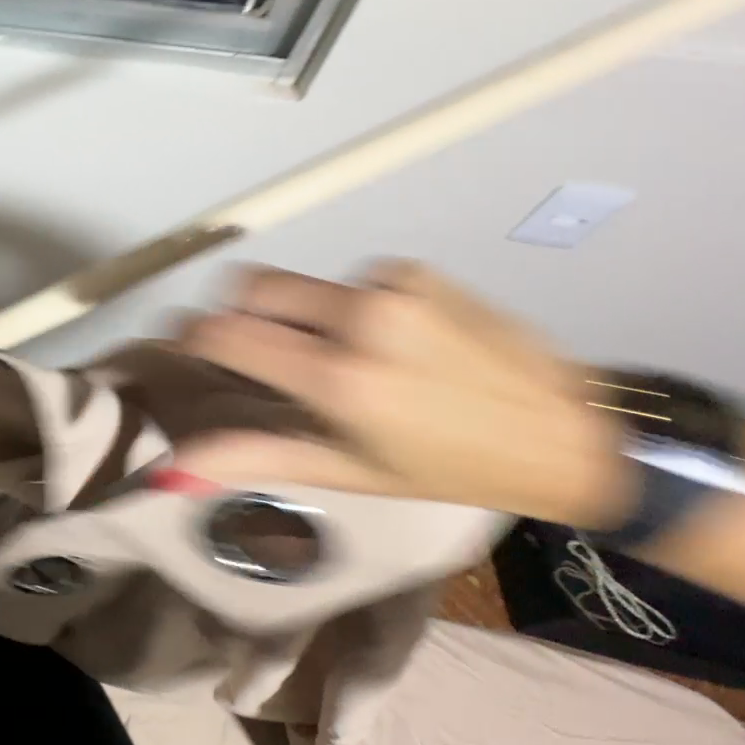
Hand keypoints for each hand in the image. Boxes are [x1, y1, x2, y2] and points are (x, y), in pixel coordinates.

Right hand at [177, 261, 633, 526]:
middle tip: (255, 347)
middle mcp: (359, 321)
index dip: (190, 336)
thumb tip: (173, 467)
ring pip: (298, 285)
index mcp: (339, 380)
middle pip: (250, 286)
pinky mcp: (414, 272)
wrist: (572, 436)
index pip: (224, 334)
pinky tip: (388, 339)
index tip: (189, 347)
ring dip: (300, 315)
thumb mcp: (348, 472)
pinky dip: (347, 306)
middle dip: (237, 311)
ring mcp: (390, 289)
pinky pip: (346, 280)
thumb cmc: (450, 468)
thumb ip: (256, 457)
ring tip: (343, 353)